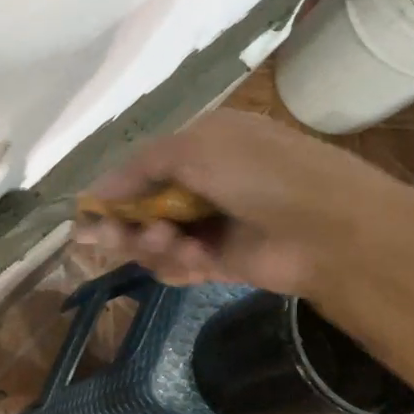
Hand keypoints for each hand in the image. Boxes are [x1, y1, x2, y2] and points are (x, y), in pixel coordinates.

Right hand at [71, 108, 411, 293]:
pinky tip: (196, 262)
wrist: (327, 229)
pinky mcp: (218, 262)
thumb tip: (95, 194)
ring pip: (153, 242)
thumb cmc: (262, 174)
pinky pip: (176, 268)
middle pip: (140, 210)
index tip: (87, 215)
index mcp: (202, 145)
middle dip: (125, 225)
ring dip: (153, 246)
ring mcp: (210, 224)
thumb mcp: (194, 149)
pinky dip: (179, 266)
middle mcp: (203, 183)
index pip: (141, 169)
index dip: (113, 193)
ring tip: (173, 245)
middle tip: (104, 239)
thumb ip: (139, 169)